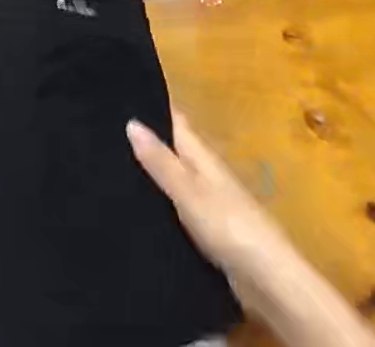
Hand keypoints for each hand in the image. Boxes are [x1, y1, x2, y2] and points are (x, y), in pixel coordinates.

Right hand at [126, 111, 295, 279]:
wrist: (268, 279)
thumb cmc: (228, 226)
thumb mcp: (188, 191)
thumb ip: (161, 161)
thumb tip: (131, 121)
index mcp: (202, 156)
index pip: (175, 121)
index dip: (153, 106)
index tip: (121, 95)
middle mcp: (206, 172)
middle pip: (174, 148)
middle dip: (147, 139)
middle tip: (106, 132)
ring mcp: (210, 201)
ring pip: (175, 177)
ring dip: (152, 172)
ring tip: (112, 167)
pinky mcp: (209, 230)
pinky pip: (178, 206)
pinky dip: (160, 202)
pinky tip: (139, 209)